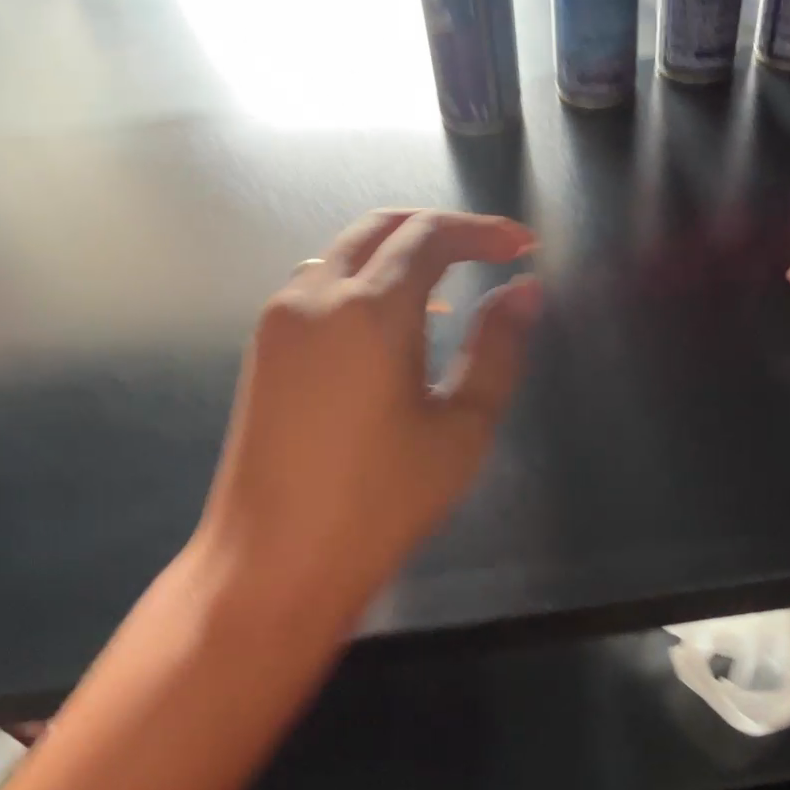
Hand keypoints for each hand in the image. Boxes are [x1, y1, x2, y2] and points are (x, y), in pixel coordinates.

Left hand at [199, 209, 538, 600]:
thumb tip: (524, 291)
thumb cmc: (380, 502)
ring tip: (448, 290)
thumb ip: (497, 349)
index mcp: (369, 309)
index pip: (429, 235)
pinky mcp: (264, 348)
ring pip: (344, 252)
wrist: (273, 562)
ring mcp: (280, 320)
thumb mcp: (461, 429)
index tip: (523, 246)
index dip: (482, 231)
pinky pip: (320, 285)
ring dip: (398, 253)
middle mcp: (315, 296)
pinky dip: (364, 281)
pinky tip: (393, 327)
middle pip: (380, 227)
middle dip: (438, 229)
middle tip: (488, 251)